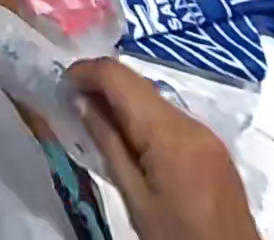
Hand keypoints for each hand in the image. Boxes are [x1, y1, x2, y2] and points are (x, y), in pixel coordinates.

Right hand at [67, 59, 260, 239]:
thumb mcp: (135, 201)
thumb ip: (107, 144)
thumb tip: (81, 100)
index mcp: (169, 133)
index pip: (119, 76)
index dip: (86, 71)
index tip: (61, 84)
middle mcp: (189, 121)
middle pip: (136, 82)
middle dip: (101, 83)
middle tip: (71, 101)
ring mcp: (205, 132)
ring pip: (151, 96)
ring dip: (121, 99)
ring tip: (94, 119)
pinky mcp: (212, 147)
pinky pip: (168, 116)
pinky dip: (142, 116)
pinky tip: (128, 137)